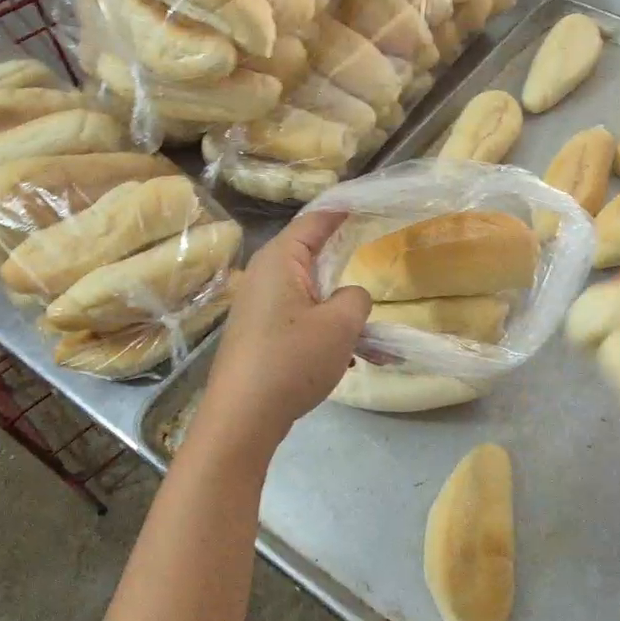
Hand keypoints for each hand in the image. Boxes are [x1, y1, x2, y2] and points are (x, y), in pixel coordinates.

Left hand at [202, 211, 371, 436]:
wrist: (243, 417)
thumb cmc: (292, 360)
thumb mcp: (341, 325)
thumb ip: (356, 297)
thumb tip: (351, 296)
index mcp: (279, 261)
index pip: (314, 221)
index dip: (340, 211)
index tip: (365, 203)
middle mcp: (263, 277)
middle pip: (311, 257)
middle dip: (346, 264)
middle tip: (376, 259)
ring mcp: (258, 308)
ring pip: (310, 296)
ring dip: (341, 312)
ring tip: (373, 339)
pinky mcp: (259, 336)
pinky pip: (300, 321)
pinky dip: (326, 332)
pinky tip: (349, 360)